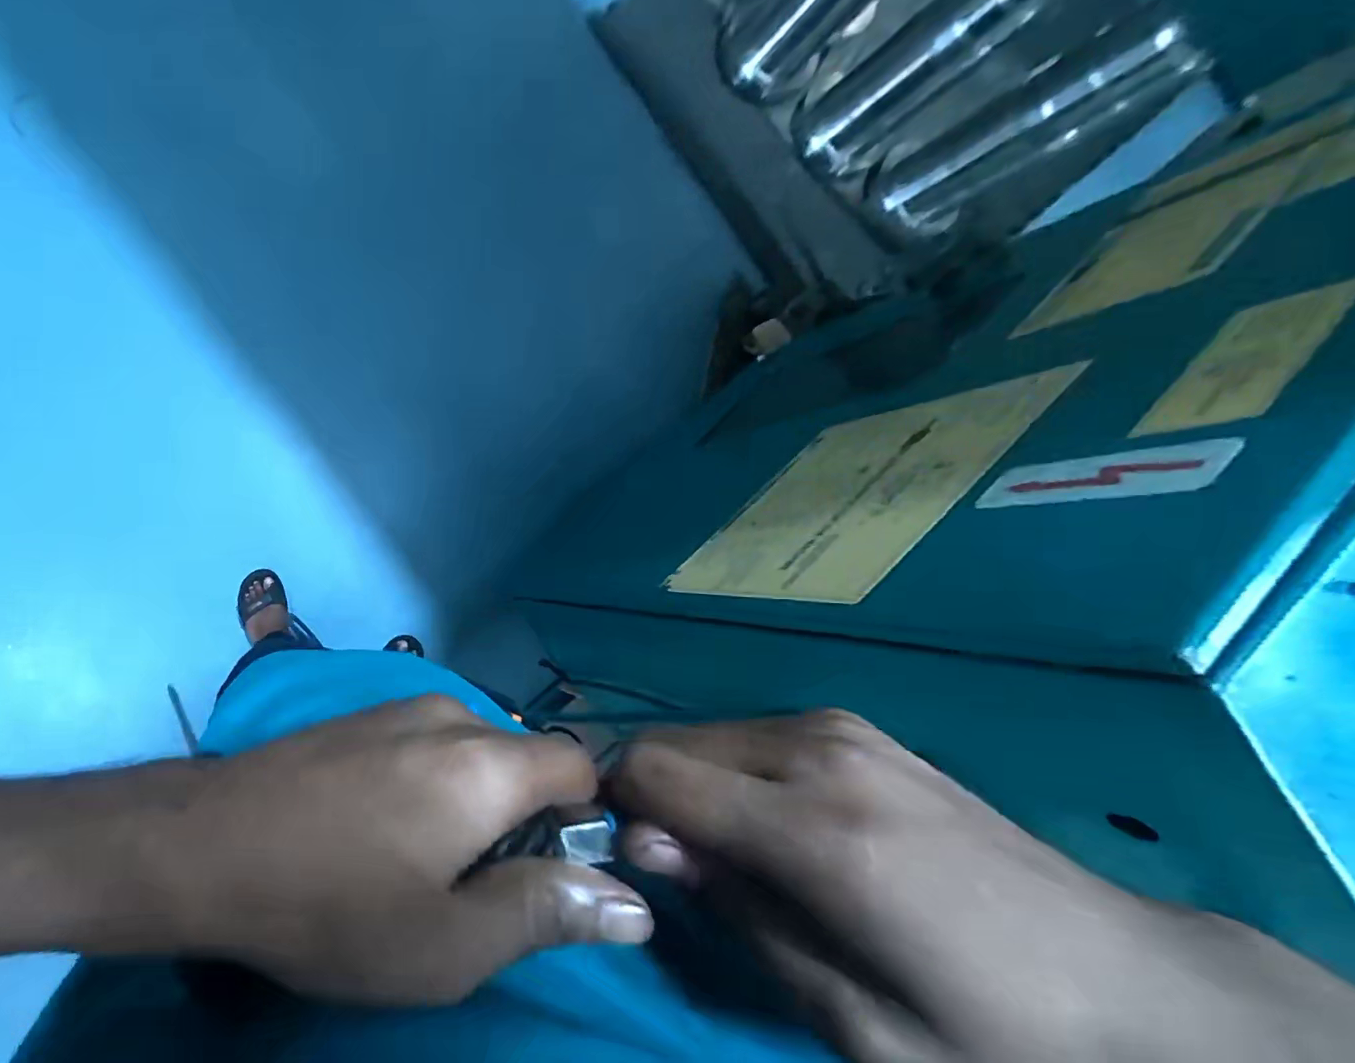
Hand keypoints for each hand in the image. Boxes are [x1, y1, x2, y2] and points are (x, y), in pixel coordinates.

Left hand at [149, 694, 652, 1004]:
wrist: (209, 841)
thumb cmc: (333, 905)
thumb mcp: (449, 942)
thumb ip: (547, 912)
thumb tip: (633, 903)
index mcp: (486, 762)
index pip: (578, 764)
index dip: (581, 820)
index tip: (547, 873)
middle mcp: (451, 714)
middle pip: (524, 756)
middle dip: (522, 814)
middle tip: (472, 879)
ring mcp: (399, 705)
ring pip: (473, 747)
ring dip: (472, 796)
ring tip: (418, 853)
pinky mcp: (362, 712)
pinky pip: (428, 739)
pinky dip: (431, 777)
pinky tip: (378, 819)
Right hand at [607, 709, 1354, 1062]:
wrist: (1141, 990)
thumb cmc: (997, 1035)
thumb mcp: (856, 1021)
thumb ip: (738, 914)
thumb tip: (645, 841)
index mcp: (816, 830)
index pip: (654, 773)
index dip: (616, 806)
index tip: (629, 857)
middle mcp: (818, 752)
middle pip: (670, 742)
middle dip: (646, 793)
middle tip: (673, 862)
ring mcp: (840, 728)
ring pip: (704, 732)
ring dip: (687, 780)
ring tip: (722, 845)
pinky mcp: (856, 726)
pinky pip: (748, 732)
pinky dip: (727, 768)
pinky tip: (767, 818)